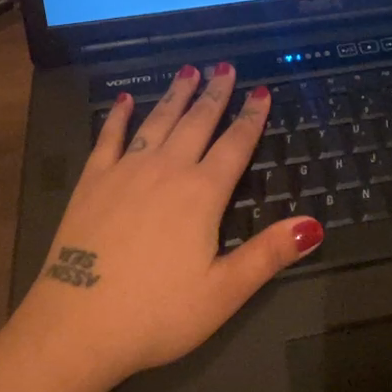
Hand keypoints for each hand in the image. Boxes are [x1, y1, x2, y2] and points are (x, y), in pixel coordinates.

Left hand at [0, 64, 322, 391]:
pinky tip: (126, 99)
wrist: (78, 324)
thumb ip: (268, 254)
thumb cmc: (156, 313)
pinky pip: (108, 137)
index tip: (261, 90)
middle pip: (197, 122)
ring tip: (189, 69)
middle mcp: (167, 170)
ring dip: (176, 94)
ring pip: (158, 121)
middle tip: (225, 67)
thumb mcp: (223, 293)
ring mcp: (126, 171)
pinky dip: (119, 116)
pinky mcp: (92, 181)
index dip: (251, 117)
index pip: (235, 145)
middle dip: (215, 93)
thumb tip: (313, 225)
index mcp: (202, 194)